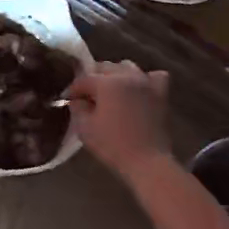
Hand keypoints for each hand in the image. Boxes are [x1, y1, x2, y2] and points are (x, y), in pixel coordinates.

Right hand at [67, 60, 171, 178]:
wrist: (147, 161)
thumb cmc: (112, 145)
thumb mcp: (84, 128)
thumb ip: (77, 108)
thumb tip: (77, 99)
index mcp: (107, 83)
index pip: (84, 79)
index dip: (73, 89)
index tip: (67, 98)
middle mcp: (128, 76)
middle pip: (105, 67)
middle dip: (93, 78)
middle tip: (87, 95)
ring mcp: (147, 83)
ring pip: (127, 67)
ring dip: (116, 75)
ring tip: (110, 91)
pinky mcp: (160, 94)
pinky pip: (153, 77)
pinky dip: (144, 79)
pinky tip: (138, 89)